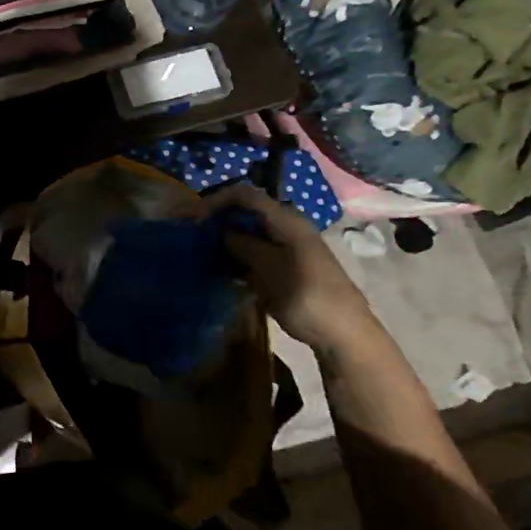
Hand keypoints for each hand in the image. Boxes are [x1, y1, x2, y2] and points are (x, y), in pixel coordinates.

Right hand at [205, 185, 376, 350]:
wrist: (343, 334)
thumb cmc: (307, 297)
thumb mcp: (269, 269)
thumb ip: (244, 245)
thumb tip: (222, 232)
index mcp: (287, 221)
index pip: (245, 195)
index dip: (215, 201)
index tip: (190, 219)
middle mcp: (286, 227)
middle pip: (245, 211)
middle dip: (216, 218)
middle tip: (188, 233)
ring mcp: (286, 247)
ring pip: (247, 233)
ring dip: (222, 238)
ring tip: (197, 250)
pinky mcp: (284, 267)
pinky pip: (253, 252)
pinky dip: (234, 255)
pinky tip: (217, 268)